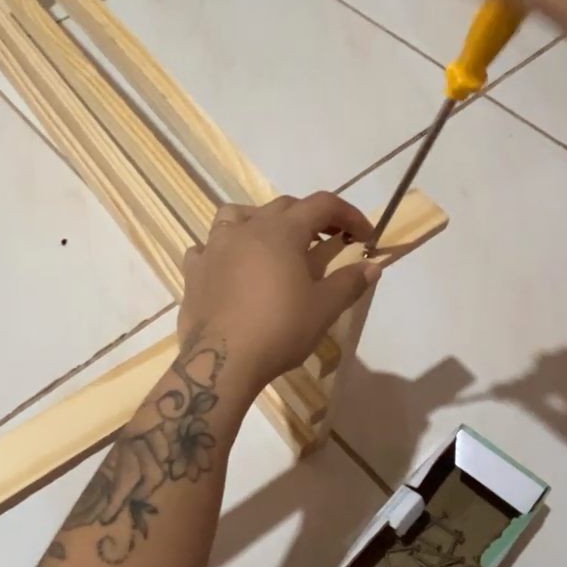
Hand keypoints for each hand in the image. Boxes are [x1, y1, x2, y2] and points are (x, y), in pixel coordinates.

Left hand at [177, 193, 378, 391]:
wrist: (222, 361)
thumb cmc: (280, 329)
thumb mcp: (324, 308)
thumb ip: (349, 282)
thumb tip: (372, 267)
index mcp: (281, 231)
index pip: (322, 205)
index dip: (348, 214)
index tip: (365, 236)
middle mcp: (246, 229)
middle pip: (282, 207)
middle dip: (310, 217)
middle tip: (328, 240)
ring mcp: (214, 247)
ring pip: (236, 215)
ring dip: (259, 221)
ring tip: (272, 244)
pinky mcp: (193, 271)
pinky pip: (206, 247)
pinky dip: (223, 251)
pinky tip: (230, 268)